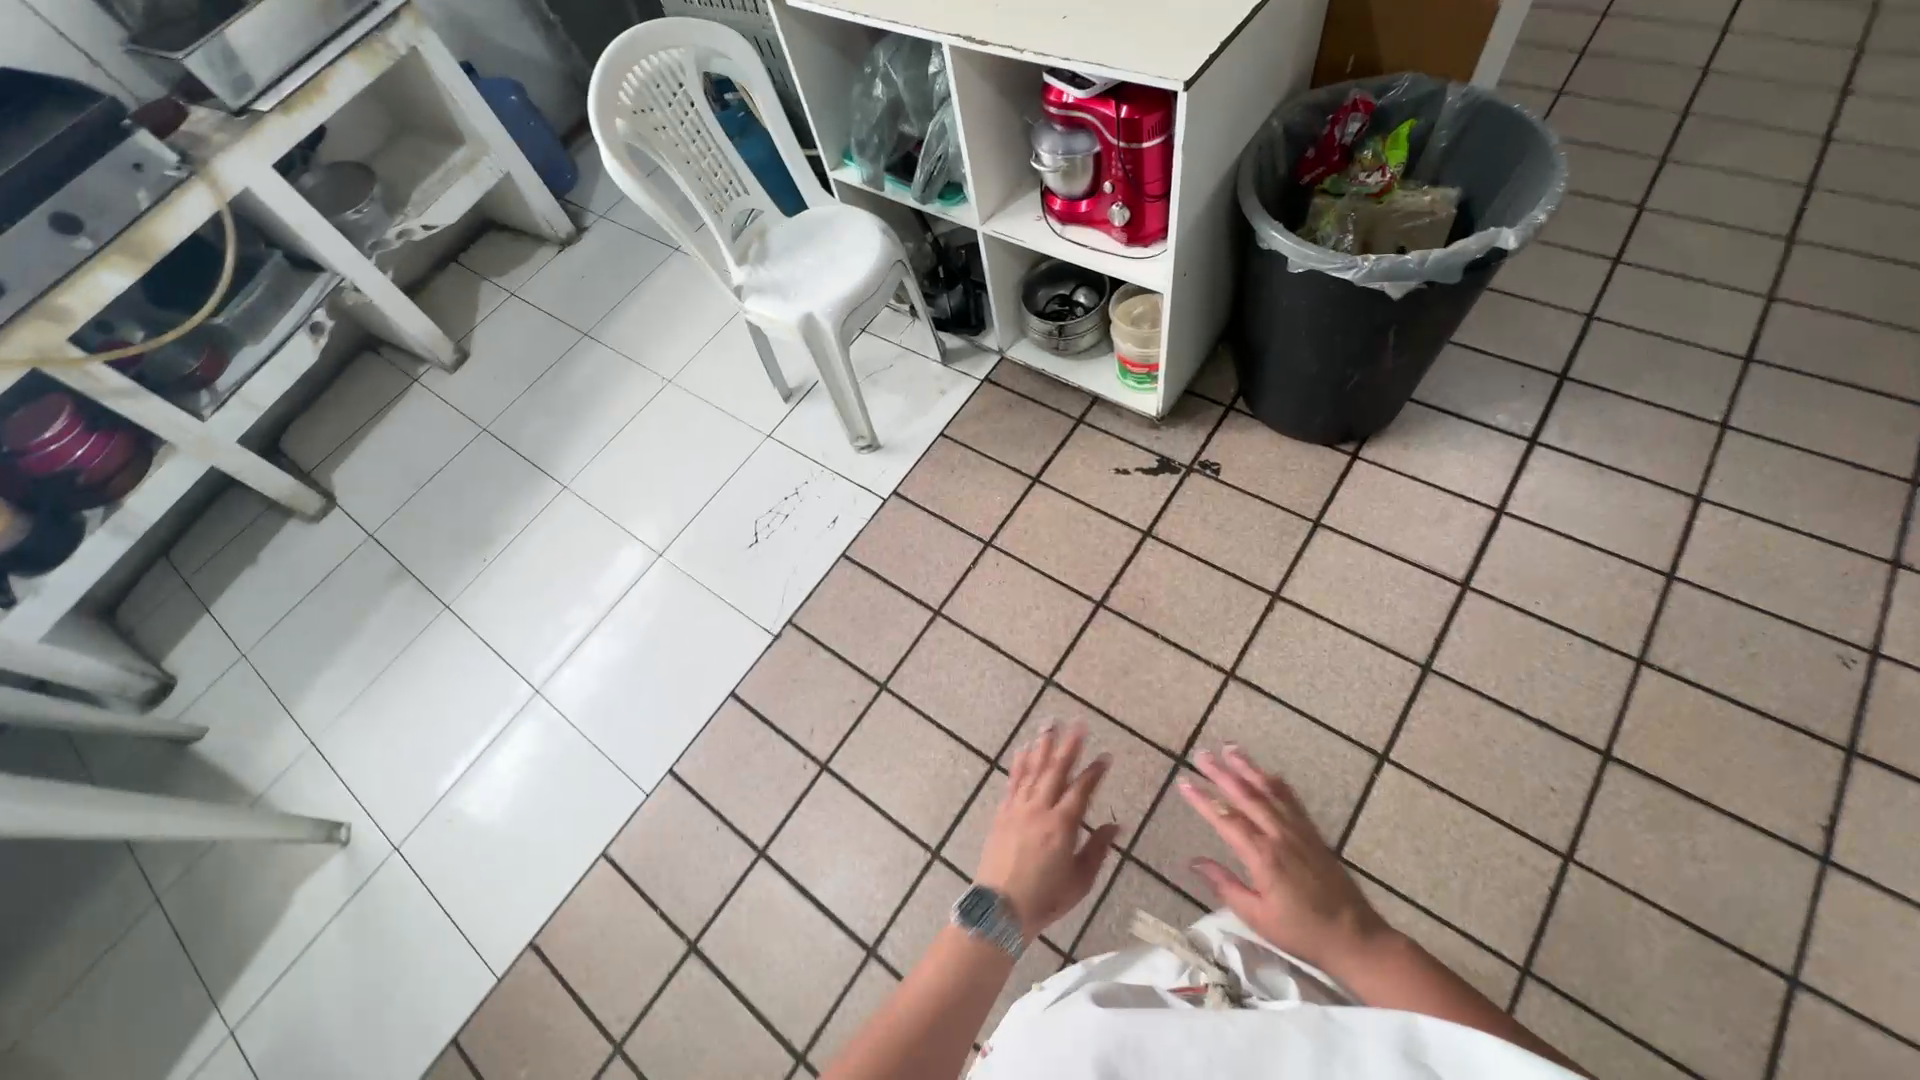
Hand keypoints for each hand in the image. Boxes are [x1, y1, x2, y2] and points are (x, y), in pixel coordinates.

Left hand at [975, 724, 1119, 940]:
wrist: (1000, 909)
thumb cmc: (1046, 898)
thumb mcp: (1081, 880)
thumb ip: (1097, 849)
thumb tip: (1116, 826)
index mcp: (1062, 825)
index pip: (1082, 789)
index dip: (1095, 771)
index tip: (1105, 756)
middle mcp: (1039, 810)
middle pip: (1055, 770)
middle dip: (1068, 746)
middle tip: (1077, 723)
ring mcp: (1018, 809)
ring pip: (1032, 770)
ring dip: (1042, 746)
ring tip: (1049, 725)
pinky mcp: (1001, 814)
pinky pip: (1012, 782)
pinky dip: (1019, 764)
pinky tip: (1023, 751)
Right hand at [1178, 745, 1391, 974]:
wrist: (1354, 936)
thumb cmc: (1300, 932)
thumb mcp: (1256, 916)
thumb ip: (1225, 885)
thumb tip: (1194, 862)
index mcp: (1263, 856)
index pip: (1227, 820)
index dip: (1204, 801)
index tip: (1184, 783)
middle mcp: (1281, 836)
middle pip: (1247, 796)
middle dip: (1222, 774)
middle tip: (1202, 754)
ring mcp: (1300, 832)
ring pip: (1270, 792)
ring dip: (1248, 769)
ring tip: (1230, 749)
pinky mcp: (1313, 834)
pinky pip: (1292, 801)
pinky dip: (1277, 783)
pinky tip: (1267, 773)